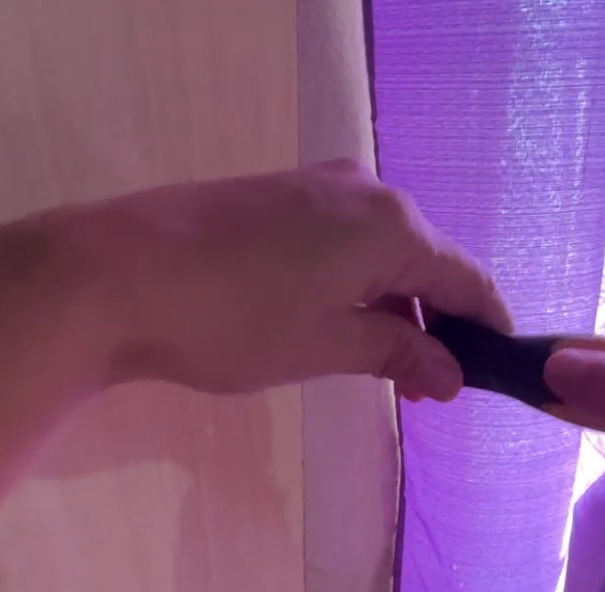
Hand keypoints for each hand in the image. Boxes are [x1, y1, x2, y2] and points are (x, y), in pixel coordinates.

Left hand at [0, 160, 509, 399]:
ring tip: (386, 370)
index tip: (491, 375)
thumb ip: (400, 355)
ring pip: (382, 256)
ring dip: (394, 312)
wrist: (114, 276)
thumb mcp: (329, 346)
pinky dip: (357, 290)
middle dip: (436, 328)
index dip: (485, 330)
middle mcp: (365, 191)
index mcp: (393, 226)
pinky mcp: (278, 197)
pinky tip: (343, 326)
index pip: (466, 281)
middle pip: (426, 265)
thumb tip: (453, 374)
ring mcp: (317, 188)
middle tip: (427, 391)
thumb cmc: (236, 320)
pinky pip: (344, 246)